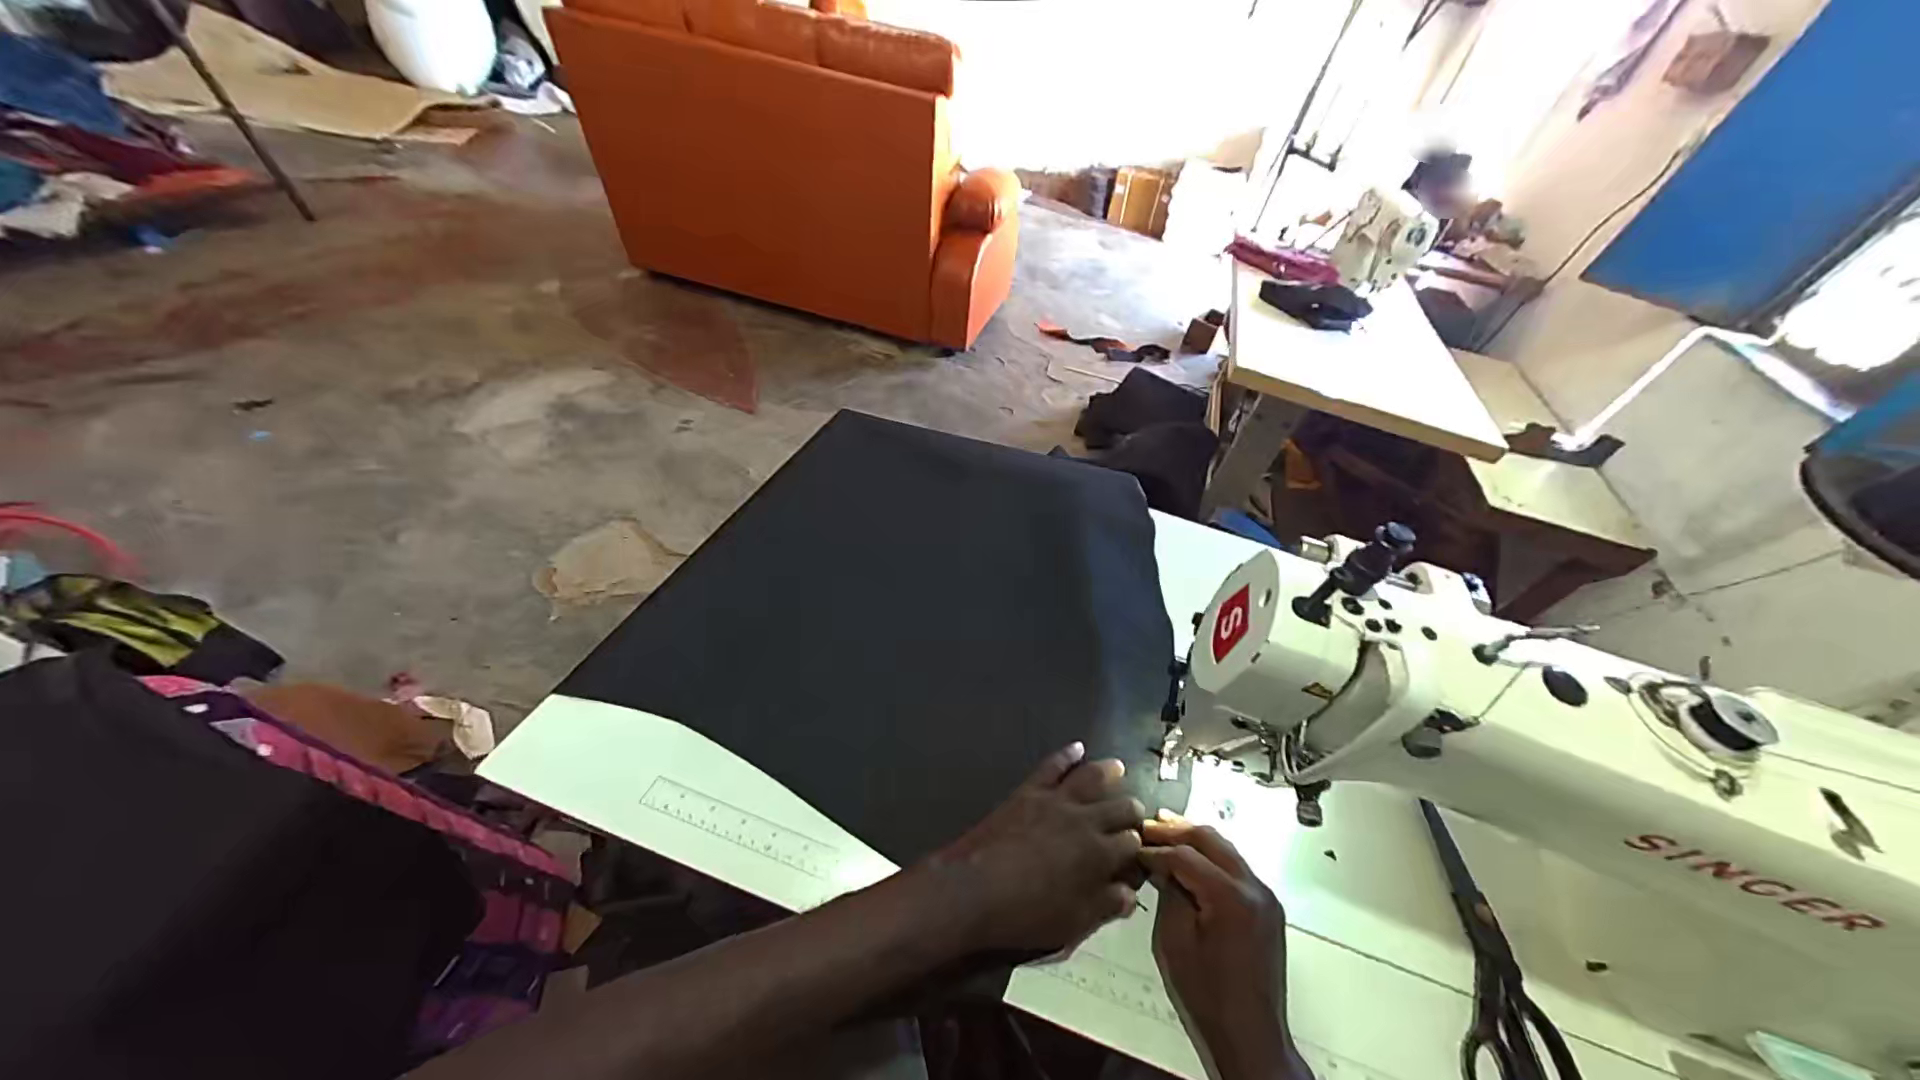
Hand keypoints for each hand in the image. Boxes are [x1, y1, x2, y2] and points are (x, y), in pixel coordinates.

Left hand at [925, 742, 1144, 952]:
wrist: (976, 889)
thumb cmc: (1028, 913)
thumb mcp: (1074, 922)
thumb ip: (1105, 905)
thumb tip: (1130, 893)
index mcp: (1100, 854)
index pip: (1132, 843)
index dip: (1137, 847)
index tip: (1137, 851)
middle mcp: (1084, 820)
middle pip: (1120, 807)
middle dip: (1131, 811)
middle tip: (1134, 813)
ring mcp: (1055, 800)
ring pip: (1091, 777)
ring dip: (1109, 772)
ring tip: (1118, 767)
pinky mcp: (1029, 791)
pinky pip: (1052, 766)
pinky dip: (1066, 755)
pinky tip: (1077, 748)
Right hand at [1140, 812, 1301, 1079]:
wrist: (1251, 1036)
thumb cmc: (1207, 995)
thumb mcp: (1174, 941)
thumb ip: (1169, 894)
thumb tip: (1161, 865)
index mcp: (1231, 898)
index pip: (1186, 855)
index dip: (1156, 849)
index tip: (1133, 845)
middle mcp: (1254, 889)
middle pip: (1210, 840)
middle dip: (1176, 829)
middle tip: (1147, 824)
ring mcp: (1265, 897)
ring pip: (1226, 848)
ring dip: (1195, 838)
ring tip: (1165, 830)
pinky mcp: (1267, 907)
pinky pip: (1236, 866)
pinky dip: (1211, 856)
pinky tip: (1190, 858)